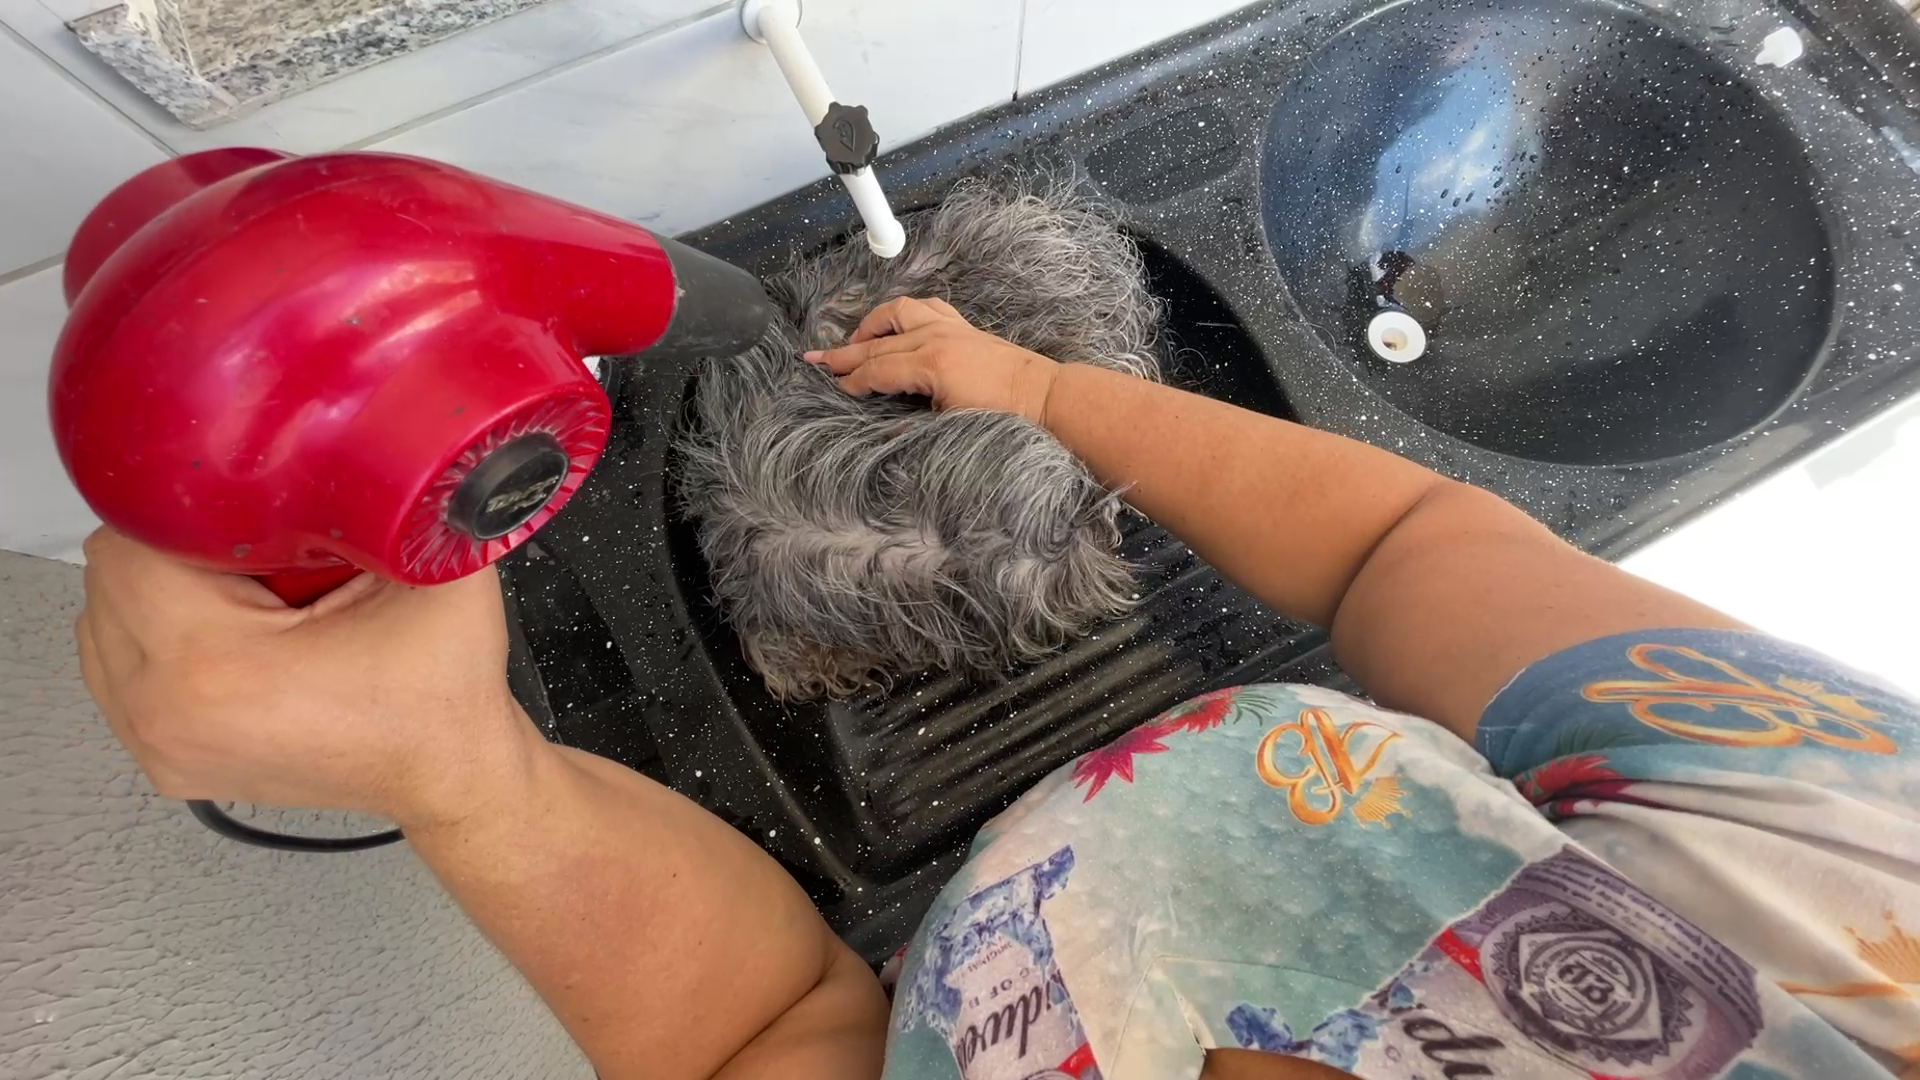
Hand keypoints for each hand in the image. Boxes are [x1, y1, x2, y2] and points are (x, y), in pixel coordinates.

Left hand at [75, 528, 542, 829]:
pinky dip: (184, 643)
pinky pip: (131, 672)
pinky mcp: (168, 758)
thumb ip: (416, 514)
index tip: (268, 521)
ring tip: (276, 606)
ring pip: (111, 627)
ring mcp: (159, 744)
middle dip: (194, 555)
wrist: (453, 767)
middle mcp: (164, 715)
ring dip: (182, 597)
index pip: (130, 550)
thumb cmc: (446, 700)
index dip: (203, 518)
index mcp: (216, 668)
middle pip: (112, 584)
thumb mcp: (445, 583)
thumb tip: (403, 466)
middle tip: (287, 564)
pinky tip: (260, 642)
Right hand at [805, 296, 1060, 423]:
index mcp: (931, 363)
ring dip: (872, 325)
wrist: (1045, 399)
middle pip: (880, 342)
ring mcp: (952, 327)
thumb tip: (886, 429)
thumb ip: (914, 424)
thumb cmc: (1004, 417)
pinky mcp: (965, 327)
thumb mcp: (953, 428)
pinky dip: (904, 315)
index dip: (851, 381)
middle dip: (845, 352)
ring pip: (899, 313)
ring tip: (854, 340)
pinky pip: (926, 309)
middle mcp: (937, 337)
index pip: (878, 370)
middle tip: (816, 358)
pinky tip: (898, 325)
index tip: (831, 388)